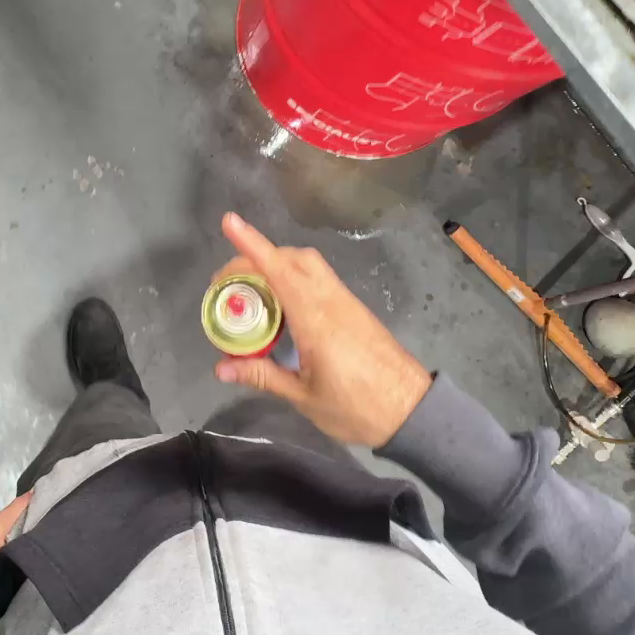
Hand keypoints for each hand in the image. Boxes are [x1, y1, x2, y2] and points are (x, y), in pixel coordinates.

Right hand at [211, 213, 432, 447]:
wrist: (414, 413)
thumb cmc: (357, 408)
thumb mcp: (304, 397)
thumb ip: (262, 376)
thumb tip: (220, 368)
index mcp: (315, 319)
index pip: (278, 270)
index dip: (251, 243)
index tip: (230, 221)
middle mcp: (330, 300)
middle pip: (292, 258)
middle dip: (257, 256)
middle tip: (228, 282)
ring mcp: (345, 301)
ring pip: (308, 263)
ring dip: (278, 262)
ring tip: (252, 287)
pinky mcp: (353, 308)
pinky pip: (319, 277)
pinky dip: (294, 274)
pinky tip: (282, 300)